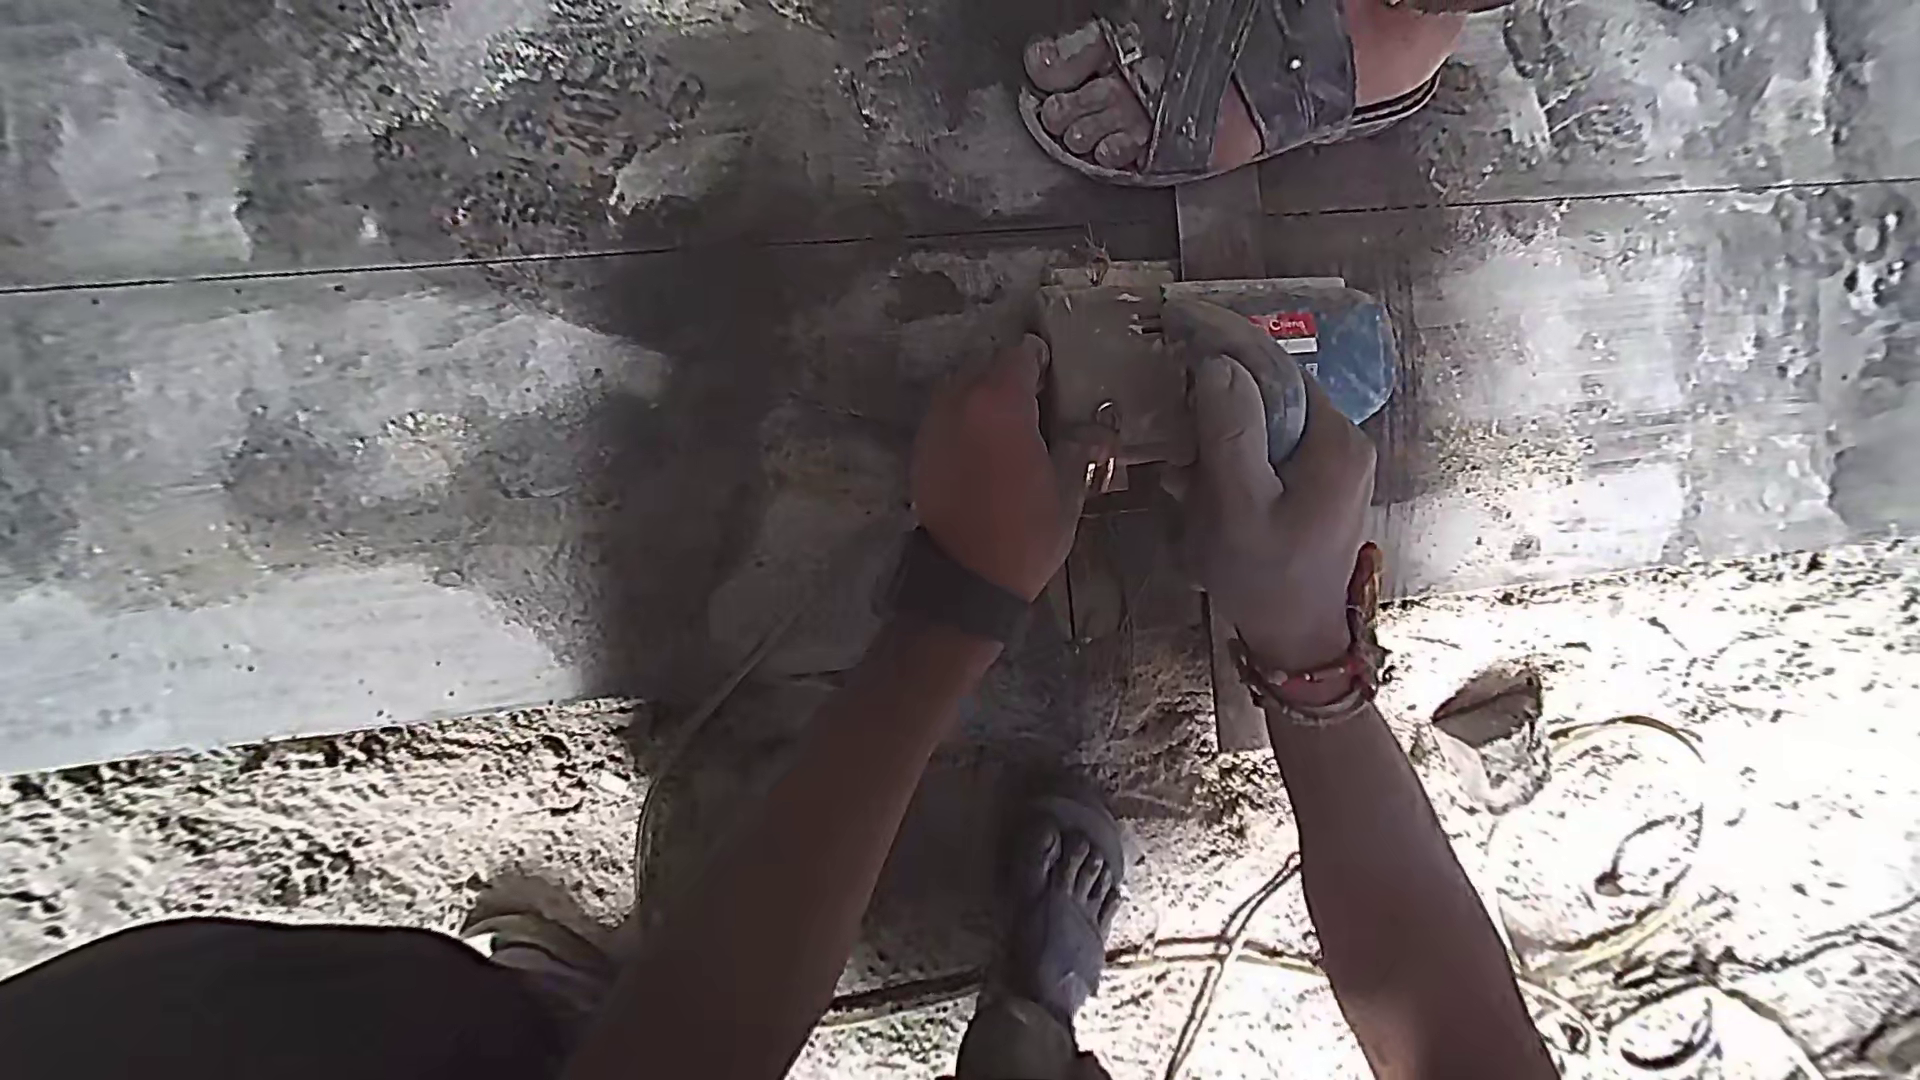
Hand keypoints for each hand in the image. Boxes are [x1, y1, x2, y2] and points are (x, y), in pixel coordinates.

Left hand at [912, 335, 1110, 599]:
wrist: (965, 579)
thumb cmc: (1024, 532)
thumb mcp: (1068, 489)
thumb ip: (1083, 446)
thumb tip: (1100, 428)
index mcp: (998, 402)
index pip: (1021, 355)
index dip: (1043, 364)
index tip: (1057, 383)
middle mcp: (958, 402)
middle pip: (988, 368)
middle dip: (1013, 381)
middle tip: (1039, 409)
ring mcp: (933, 425)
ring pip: (963, 391)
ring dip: (986, 400)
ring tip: (1012, 431)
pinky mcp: (920, 450)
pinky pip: (947, 418)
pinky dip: (966, 422)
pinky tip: (985, 451)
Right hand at [1164, 299, 1377, 672]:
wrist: (1293, 639)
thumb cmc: (1266, 578)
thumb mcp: (1240, 508)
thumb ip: (1232, 435)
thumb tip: (1218, 365)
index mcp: (1333, 441)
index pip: (1275, 369)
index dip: (1225, 344)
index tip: (1179, 320)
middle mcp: (1336, 443)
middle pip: (1264, 397)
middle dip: (1210, 412)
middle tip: (1172, 440)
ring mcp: (1322, 467)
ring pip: (1255, 428)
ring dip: (1210, 447)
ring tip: (1183, 485)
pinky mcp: (1304, 487)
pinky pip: (1257, 458)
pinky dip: (1222, 468)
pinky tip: (1198, 496)